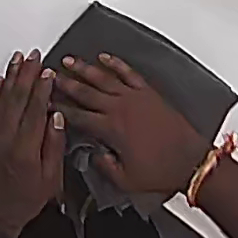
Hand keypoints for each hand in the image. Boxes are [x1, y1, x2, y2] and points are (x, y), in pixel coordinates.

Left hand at [0, 50, 64, 237]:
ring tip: (17, 59)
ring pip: (1, 99)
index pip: (35, 110)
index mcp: (25, 149)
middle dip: (27, 74)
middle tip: (34, 56)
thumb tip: (56, 118)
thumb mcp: (50, 180)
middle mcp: (6, 138)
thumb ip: (53, 146)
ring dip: (10, 76)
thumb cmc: (24, 201)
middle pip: (17, 98)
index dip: (43, 88)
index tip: (48, 72)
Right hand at [56, 53, 207, 195]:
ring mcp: (133, 97)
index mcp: (111, 129)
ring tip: (69, 60)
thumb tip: (92, 154)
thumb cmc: (160, 171)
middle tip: (51, 76)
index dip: (60, 108)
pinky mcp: (147, 93)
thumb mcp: (126, 180)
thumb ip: (104, 166)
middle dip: (66, 83)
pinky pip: (128, 73)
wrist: (190, 161)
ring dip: (84, 68)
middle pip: (85, 92)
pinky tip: (104, 57)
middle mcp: (119, 108)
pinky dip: (115, 63)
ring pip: (102, 78)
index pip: (78, 116)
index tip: (47, 102)